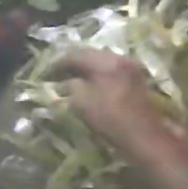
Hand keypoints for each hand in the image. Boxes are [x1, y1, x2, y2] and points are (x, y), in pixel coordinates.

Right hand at [50, 49, 184, 163]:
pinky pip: (110, 68)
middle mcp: (120, 58)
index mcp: (105, 62)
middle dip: (71, 63)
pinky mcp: (135, 77)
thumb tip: (66, 81)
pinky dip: (97, 72)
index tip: (45, 74)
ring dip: (85, 68)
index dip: (57, 64)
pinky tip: (89, 83)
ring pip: (101, 60)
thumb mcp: (80, 102)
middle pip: (89, 54)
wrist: (143, 135)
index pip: (74, 55)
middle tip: (56, 75)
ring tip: (70, 79)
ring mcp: (130, 66)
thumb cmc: (109, 118)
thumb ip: (70, 86)